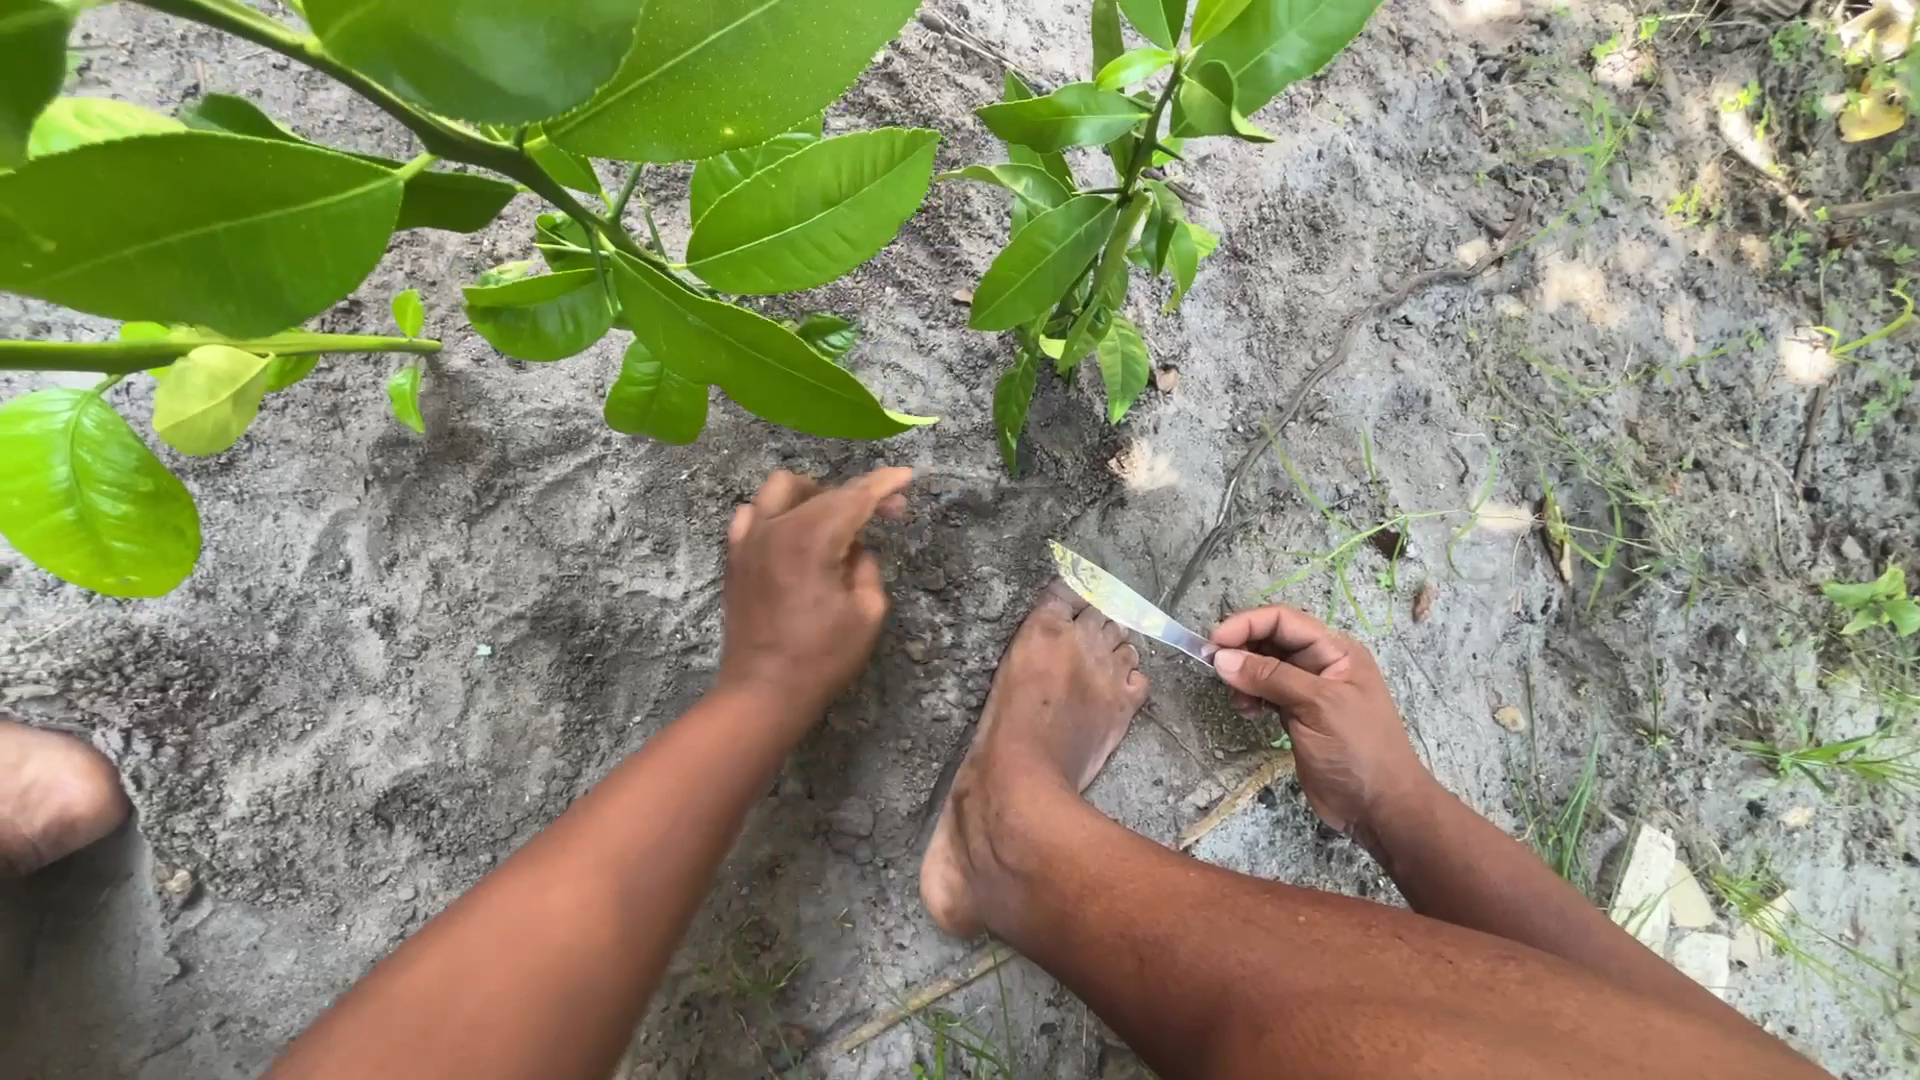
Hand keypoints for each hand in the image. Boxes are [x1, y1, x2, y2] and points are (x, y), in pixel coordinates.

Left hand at [716, 467, 911, 725]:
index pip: (855, 497)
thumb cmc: (821, 658)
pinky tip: (793, 532)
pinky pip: (753, 513)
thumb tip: (854, 549)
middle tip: (888, 514)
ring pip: (782, 489)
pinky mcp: (735, 556)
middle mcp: (776, 527)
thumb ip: (866, 567)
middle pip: (824, 491)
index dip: (884, 484)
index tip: (906, 476)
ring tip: (836, 520)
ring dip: (815, 494)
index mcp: (812, 539)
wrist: (762, 692)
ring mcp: (749, 539)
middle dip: (860, 495)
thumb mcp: (868, 613)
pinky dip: (778, 512)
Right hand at [1209, 606, 1434, 845]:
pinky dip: (1248, 695)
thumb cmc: (1359, 750)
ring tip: (1238, 699)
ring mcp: (1306, 690)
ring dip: (1242, 676)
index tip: (1214, 643)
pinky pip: (1263, 691)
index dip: (1246, 624)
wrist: (1380, 808)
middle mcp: (1320, 664)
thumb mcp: (1317, 706)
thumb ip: (1270, 677)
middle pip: (1269, 639)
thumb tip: (1222, 658)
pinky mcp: (1295, 714)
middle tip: (1215, 669)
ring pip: (1262, 665)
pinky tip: (1247, 711)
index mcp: (1335, 651)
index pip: (1283, 620)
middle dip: (1240, 650)